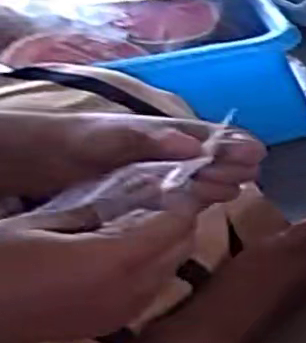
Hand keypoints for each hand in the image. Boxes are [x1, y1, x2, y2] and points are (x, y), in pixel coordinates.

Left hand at [0, 111, 265, 201]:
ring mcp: (177, 178)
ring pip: (221, 185)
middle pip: (234, 165)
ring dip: (219, 189)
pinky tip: (188, 208)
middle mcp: (189, 156)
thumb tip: (197, 147)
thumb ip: (143, 139)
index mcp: (182, 134)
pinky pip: (195, 203)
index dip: (245, 150)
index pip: (234, 140)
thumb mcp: (96, 136)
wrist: (19, 162)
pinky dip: (199, 205)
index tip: (244, 162)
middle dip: (234, 173)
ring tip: (204, 194)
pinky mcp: (164, 200)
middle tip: (215, 181)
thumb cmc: (60, 142)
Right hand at [0, 208, 198, 342]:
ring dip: (163, 248)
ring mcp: (125, 310)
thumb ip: (91, 213)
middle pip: (181, 248)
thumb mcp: (32, 226)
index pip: (176, 225)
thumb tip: (132, 197)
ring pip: (169, 269)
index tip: (177, 189)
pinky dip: (146, 270)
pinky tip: (119, 256)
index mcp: (118, 260)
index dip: (181, 205)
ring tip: (135, 227)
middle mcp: (134, 288)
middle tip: (157, 205)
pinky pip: (148, 290)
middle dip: (176, 225)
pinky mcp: (110, 324)